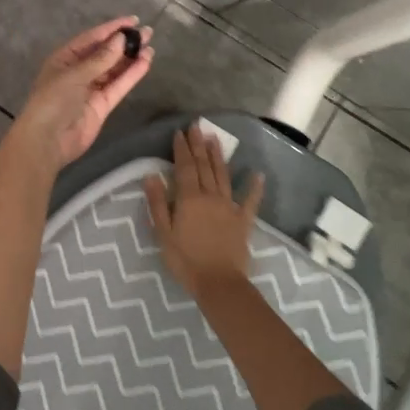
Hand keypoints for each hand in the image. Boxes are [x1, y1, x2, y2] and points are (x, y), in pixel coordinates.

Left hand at [11, 16, 153, 168]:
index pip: (92, 38)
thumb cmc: (53, 100)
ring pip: (114, 69)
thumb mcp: (75, 74)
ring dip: (131, 58)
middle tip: (147, 33)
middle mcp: (79, 71)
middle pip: (105, 53)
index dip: (112, 28)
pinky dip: (131, 75)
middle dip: (124, 43)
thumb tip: (121, 39)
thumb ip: (100, 58)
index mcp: (65, 58)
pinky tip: (145, 63)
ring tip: (150, 47)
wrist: (48, 140)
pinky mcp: (102, 105)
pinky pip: (118, 85)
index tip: (133, 20)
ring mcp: (91, 88)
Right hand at [145, 124, 264, 294]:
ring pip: (223, 176)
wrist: (219, 283)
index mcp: (189, 198)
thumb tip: (151, 175)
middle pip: (203, 166)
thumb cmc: (185, 260)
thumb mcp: (163, 233)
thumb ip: (157, 203)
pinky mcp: (243, 221)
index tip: (179, 132)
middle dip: (198, 145)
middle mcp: (210, 196)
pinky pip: (250, 201)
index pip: (184, 167)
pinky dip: (254, 187)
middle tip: (197, 126)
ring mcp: (229, 207)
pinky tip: (258, 175)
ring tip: (215, 139)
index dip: (181, 148)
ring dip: (218, 156)